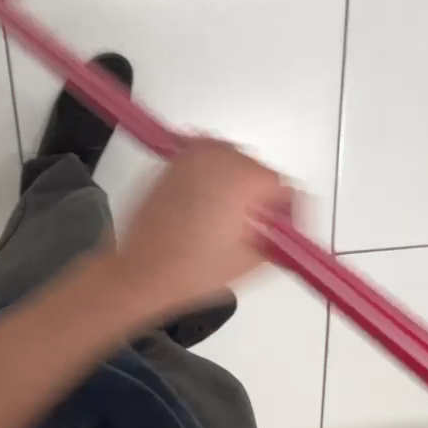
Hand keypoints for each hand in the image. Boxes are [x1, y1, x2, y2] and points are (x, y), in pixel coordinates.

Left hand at [110, 138, 293, 320]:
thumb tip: (287, 233)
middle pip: (258, 172)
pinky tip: (206, 208)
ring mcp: (191, 156)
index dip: (287, 213)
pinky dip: (210, 179)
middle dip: (260, 199)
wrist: (140, 272)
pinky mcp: (171, 161)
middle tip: (255, 229)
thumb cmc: (185, 270)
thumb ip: (280, 240)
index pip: (284, 187)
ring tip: (225, 222)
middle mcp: (218, 157)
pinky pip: (203, 162)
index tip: (285, 229)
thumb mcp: (250, 261)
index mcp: (244, 178)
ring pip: (231, 164)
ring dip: (235, 188)